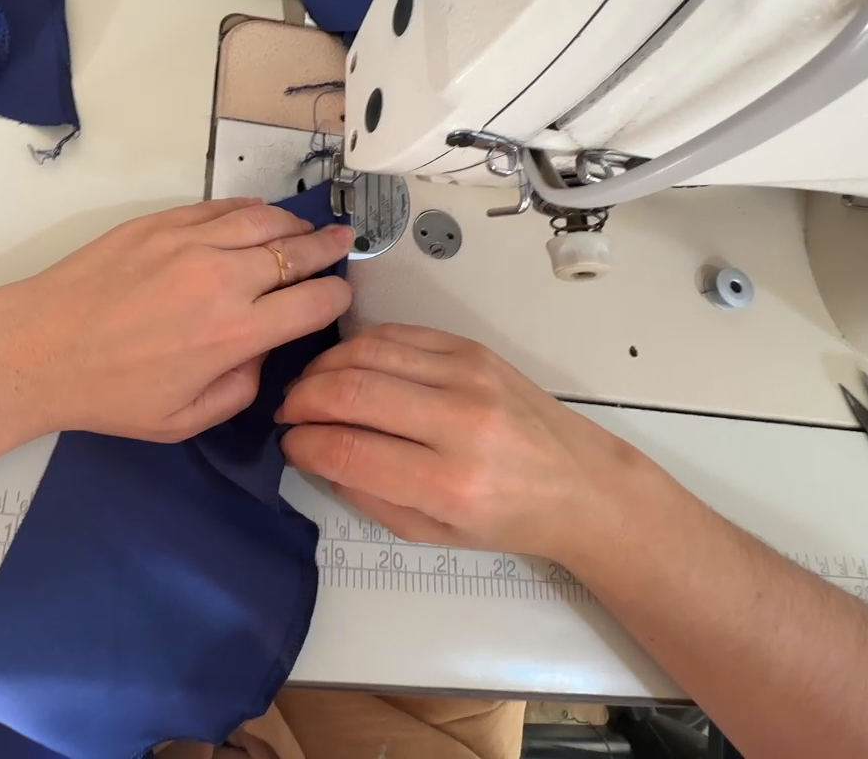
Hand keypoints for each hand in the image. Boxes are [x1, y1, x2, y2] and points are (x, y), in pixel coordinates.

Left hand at [0, 198, 352, 442]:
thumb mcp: (184, 420)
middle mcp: (225, 278)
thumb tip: (262, 350)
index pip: (313, 303)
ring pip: (264, 220)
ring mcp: (191, 241)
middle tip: (343, 243)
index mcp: (236, 332)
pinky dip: (249, 209)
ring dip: (294, 224)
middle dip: (329, 249)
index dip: (337, 297)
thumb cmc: (110, 393)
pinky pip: (221, 207)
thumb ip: (241, 388)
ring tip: (306, 228)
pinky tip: (257, 214)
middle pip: (298, 252)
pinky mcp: (162, 221)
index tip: (340, 294)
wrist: (39, 348)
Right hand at [277, 324, 657, 564]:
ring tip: (309, 387)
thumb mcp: (431, 534)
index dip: (304, 445)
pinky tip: (344, 365)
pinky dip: (356, 346)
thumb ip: (366, 494)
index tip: (289, 445)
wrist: (579, 483)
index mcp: (451, 485)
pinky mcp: (471, 348)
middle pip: (351, 392)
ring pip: (366, 352)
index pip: (350, 452)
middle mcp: (460, 423)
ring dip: (322, 368)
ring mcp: (468, 375)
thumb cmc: (505, 520)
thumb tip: (314, 450)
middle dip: (302, 400)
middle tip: (288, 412)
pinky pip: (394, 333)